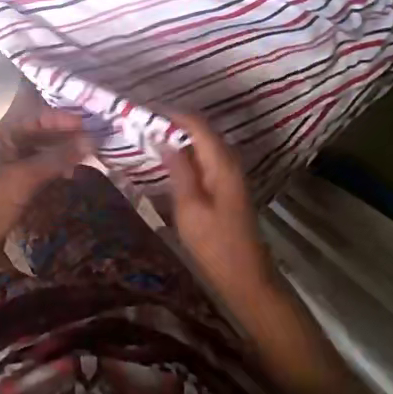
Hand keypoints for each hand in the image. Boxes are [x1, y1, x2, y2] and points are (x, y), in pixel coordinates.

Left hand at [0, 110, 88, 261]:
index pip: (35, 118)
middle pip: (38, 135)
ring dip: (60, 155)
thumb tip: (90, 140)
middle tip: (93, 139)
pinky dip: (52, 173)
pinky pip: (35, 173)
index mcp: (0, 137)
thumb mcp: (25, 178)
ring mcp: (5, 170)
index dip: (61, 118)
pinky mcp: (9, 191)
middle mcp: (3, 148)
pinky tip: (68, 177)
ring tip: (86, 158)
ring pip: (38, 155)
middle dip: (64, 136)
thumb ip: (57, 158)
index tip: (88, 122)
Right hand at [164, 114, 275, 297]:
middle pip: (202, 132)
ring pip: (205, 147)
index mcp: (222, 164)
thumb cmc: (215, 246)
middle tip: (145, 128)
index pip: (197, 125)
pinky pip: (207, 161)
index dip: (173, 116)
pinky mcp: (229, 189)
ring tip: (152, 143)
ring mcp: (232, 176)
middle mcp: (230, 163)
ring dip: (181, 142)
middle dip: (175, 126)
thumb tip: (165, 141)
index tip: (146, 113)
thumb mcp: (190, 208)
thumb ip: (179, 171)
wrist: (247, 280)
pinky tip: (171, 166)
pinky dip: (189, 157)